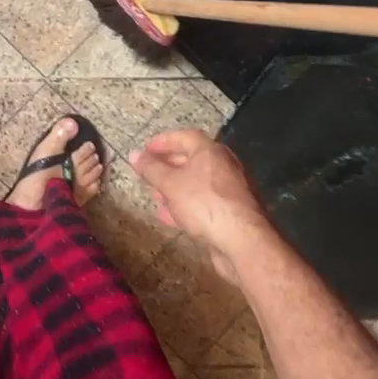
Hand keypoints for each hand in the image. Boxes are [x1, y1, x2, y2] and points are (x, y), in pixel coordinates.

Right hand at [129, 129, 274, 281]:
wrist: (244, 242)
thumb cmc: (204, 204)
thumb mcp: (170, 184)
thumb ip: (151, 169)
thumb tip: (134, 154)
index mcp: (210, 151)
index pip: (184, 136)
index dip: (163, 141)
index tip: (146, 150)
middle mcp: (223, 165)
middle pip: (192, 159)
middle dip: (168, 166)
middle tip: (149, 173)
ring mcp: (230, 190)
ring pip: (197, 183)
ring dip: (176, 189)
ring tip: (156, 197)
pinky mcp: (232, 213)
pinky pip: (205, 203)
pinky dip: (187, 205)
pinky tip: (172, 218)